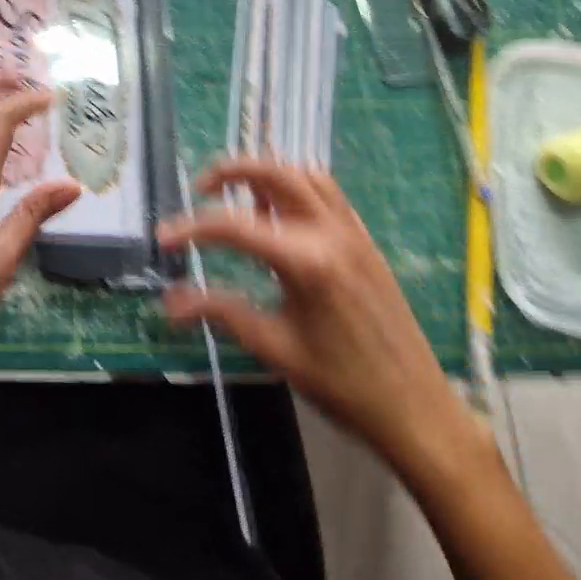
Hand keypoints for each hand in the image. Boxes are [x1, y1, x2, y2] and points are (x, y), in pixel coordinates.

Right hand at [159, 159, 475, 468]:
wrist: (416, 409)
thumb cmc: (342, 385)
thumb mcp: (275, 349)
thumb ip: (222, 313)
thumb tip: (171, 302)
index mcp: (307, 262)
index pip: (236, 226)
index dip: (193, 228)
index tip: (163, 238)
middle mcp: (333, 234)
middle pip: (277, 173)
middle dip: (234, 170)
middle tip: (202, 187)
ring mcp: (355, 234)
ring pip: (307, 175)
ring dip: (269, 173)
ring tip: (239, 195)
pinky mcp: (366, 243)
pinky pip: (330, 195)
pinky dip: (298, 187)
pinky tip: (280, 216)